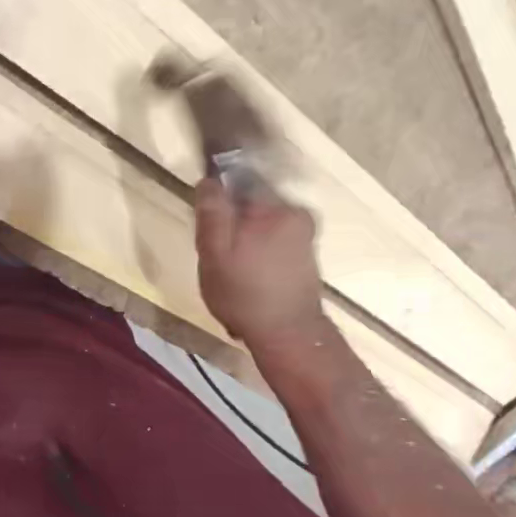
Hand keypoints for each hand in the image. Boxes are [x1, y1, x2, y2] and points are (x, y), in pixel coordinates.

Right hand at [194, 178, 326, 344]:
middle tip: (220, 260)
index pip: (237, 183)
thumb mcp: (214, 253)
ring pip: (261, 228)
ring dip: (245, 246)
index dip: (218, 204)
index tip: (209, 229)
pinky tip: (252, 283)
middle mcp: (296, 213)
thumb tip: (209, 180)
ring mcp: (305, 236)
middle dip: (232, 228)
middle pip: (250, 207)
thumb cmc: (245, 295)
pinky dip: (260, 259)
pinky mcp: (307, 256)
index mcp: (275, 206)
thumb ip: (212, 212)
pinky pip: (273, 245)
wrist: (289, 336)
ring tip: (236, 276)